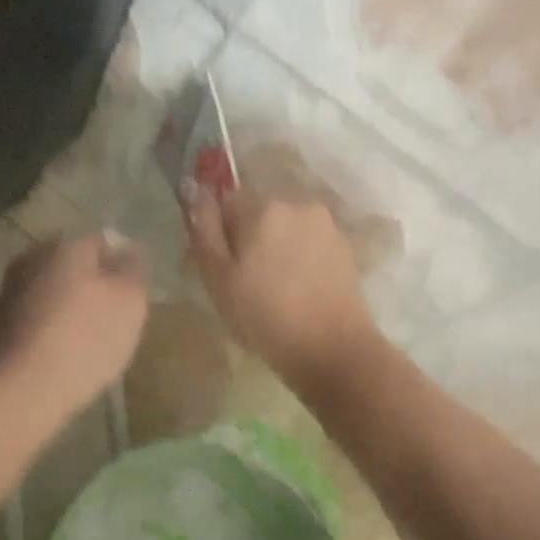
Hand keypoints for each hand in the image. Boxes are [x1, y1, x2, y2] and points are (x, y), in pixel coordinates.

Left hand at [0, 232, 150, 410]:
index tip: (134, 292)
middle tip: (114, 314)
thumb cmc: (85, 339)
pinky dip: (49, 325)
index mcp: (65, 245)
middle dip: (92, 282)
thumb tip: (128, 250)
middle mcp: (33, 258)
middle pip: (73, 263)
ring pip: (51, 288)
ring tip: (89, 336)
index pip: (102, 241)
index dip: (122, 263)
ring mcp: (10, 290)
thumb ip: (133, 270)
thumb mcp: (129, 302)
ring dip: (68, 304)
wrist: (24, 390)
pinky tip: (63, 350)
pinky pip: (35, 315)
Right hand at [185, 188, 380, 388]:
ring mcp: (326, 224)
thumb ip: (204, 228)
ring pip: (284, 228)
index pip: (225, 201)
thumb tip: (194, 188)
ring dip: (274, 248)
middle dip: (246, 238)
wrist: (336, 351)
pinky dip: (298, 258)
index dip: (216, 232)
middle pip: (257, 213)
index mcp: (262, 207)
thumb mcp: (218, 277)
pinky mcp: (345, 247)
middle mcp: (296, 204)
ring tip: (272, 289)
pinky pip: (308, 243)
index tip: (218, 265)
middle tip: (241, 282)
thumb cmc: (266, 316)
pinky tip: (297, 290)